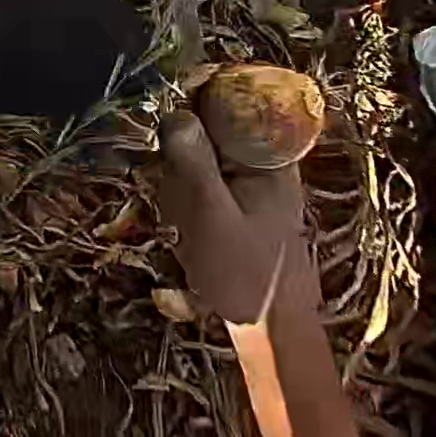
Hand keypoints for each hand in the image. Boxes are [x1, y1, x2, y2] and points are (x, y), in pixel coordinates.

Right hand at [154, 111, 318, 323]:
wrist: (271, 336)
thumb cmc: (245, 276)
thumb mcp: (212, 216)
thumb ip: (194, 162)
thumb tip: (175, 112)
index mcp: (269, 156)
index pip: (230, 103)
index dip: (194, 100)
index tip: (164, 118)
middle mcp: (262, 160)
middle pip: (209, 127)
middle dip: (182, 153)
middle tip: (175, 192)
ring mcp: (249, 181)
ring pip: (199, 155)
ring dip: (181, 182)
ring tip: (183, 221)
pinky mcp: (236, 200)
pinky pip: (202, 181)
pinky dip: (187, 199)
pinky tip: (186, 229)